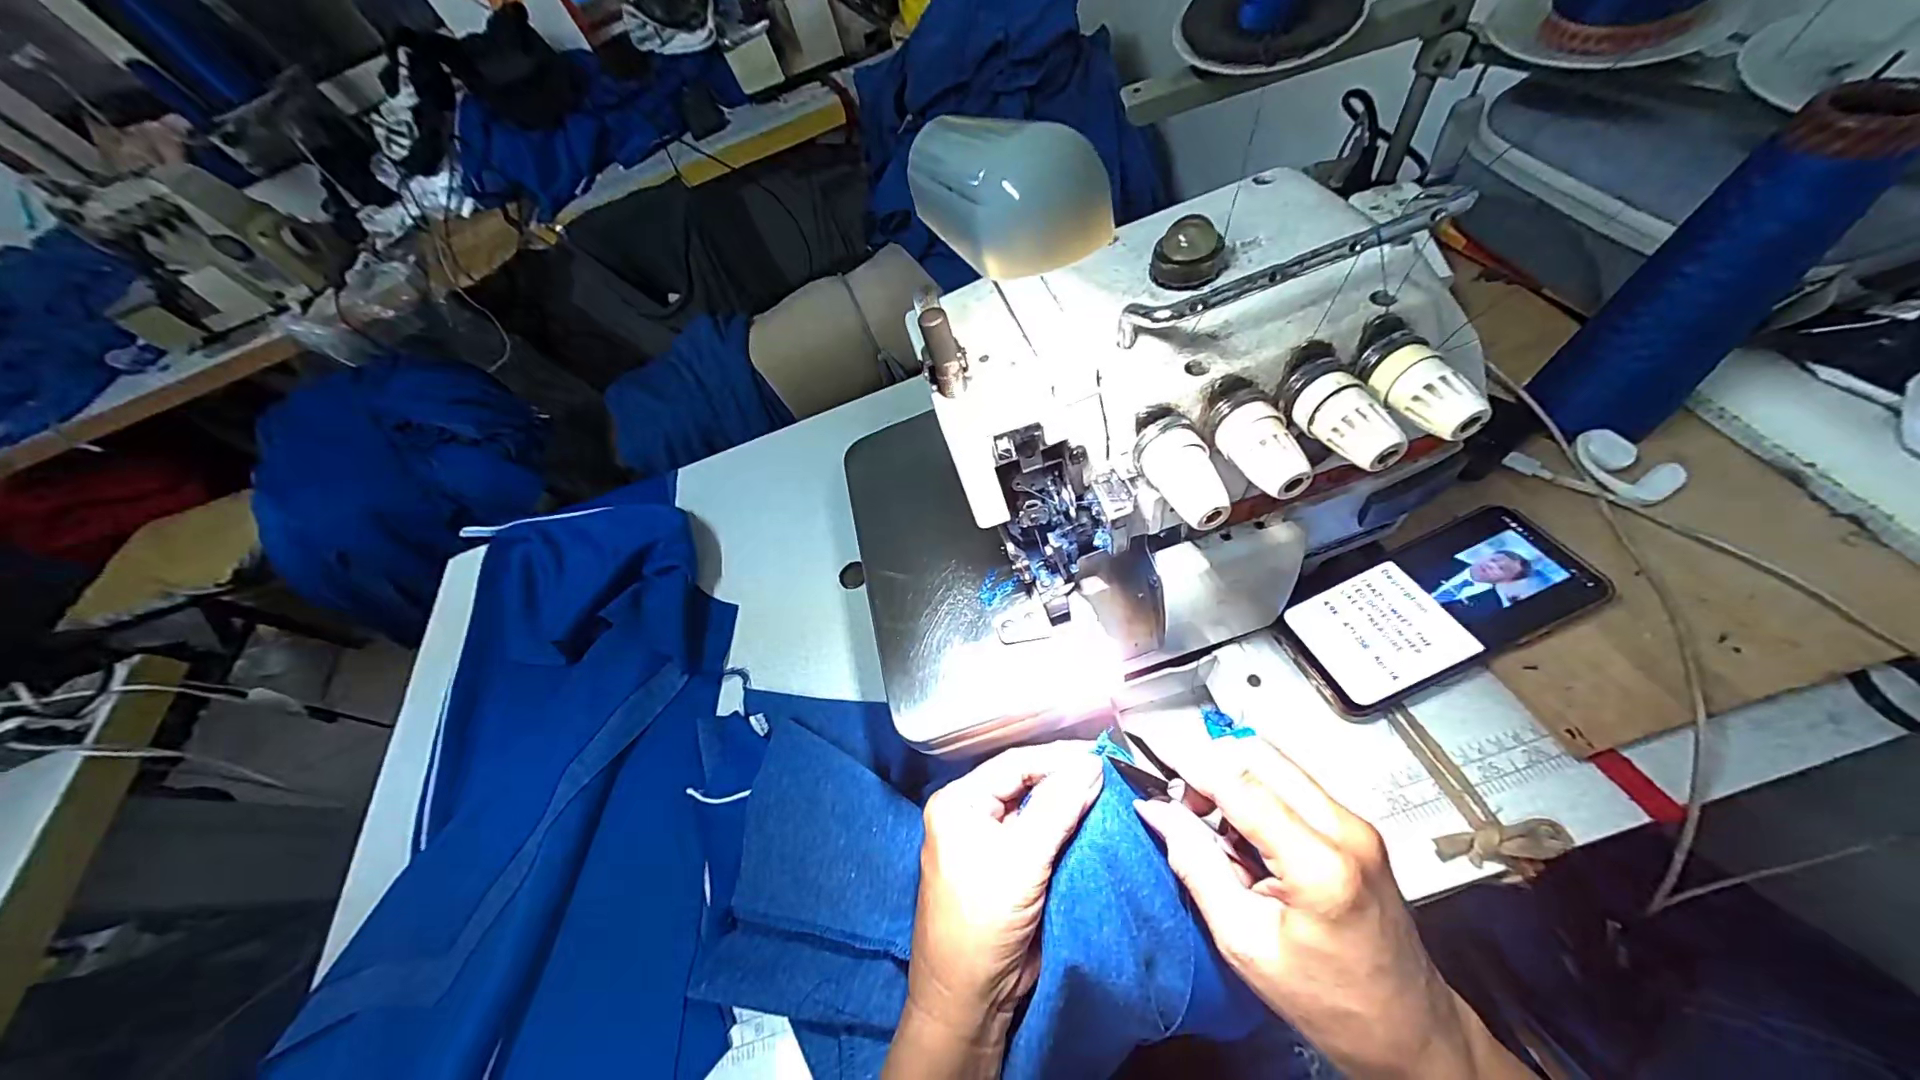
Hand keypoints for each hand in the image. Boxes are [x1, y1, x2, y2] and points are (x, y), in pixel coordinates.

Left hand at [884, 742, 1104, 1078]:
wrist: (970, 998)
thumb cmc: (982, 925)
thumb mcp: (1022, 860)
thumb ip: (1057, 808)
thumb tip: (1091, 765)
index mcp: (959, 802)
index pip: (1014, 763)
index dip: (1057, 758)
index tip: (1100, 756)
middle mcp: (972, 813)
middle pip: (1026, 781)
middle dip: (1065, 777)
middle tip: (1109, 772)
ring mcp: (991, 839)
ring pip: (1037, 806)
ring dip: (1070, 801)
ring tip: (1110, 791)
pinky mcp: (1011, 863)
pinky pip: (1043, 832)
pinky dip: (1068, 826)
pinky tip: (1096, 820)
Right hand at [1133, 734, 1528, 1079]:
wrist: (1409, 1032)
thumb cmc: (1335, 1003)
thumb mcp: (1245, 942)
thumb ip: (1196, 866)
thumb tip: (1159, 813)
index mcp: (1321, 865)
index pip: (1240, 784)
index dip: (1189, 766)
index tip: (1157, 761)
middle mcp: (1346, 831)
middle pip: (1259, 755)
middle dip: (1210, 768)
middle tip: (1184, 804)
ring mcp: (1355, 825)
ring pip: (1273, 764)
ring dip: (1232, 780)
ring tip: (1215, 829)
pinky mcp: (1354, 828)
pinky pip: (1291, 784)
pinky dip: (1255, 794)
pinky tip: (1245, 838)